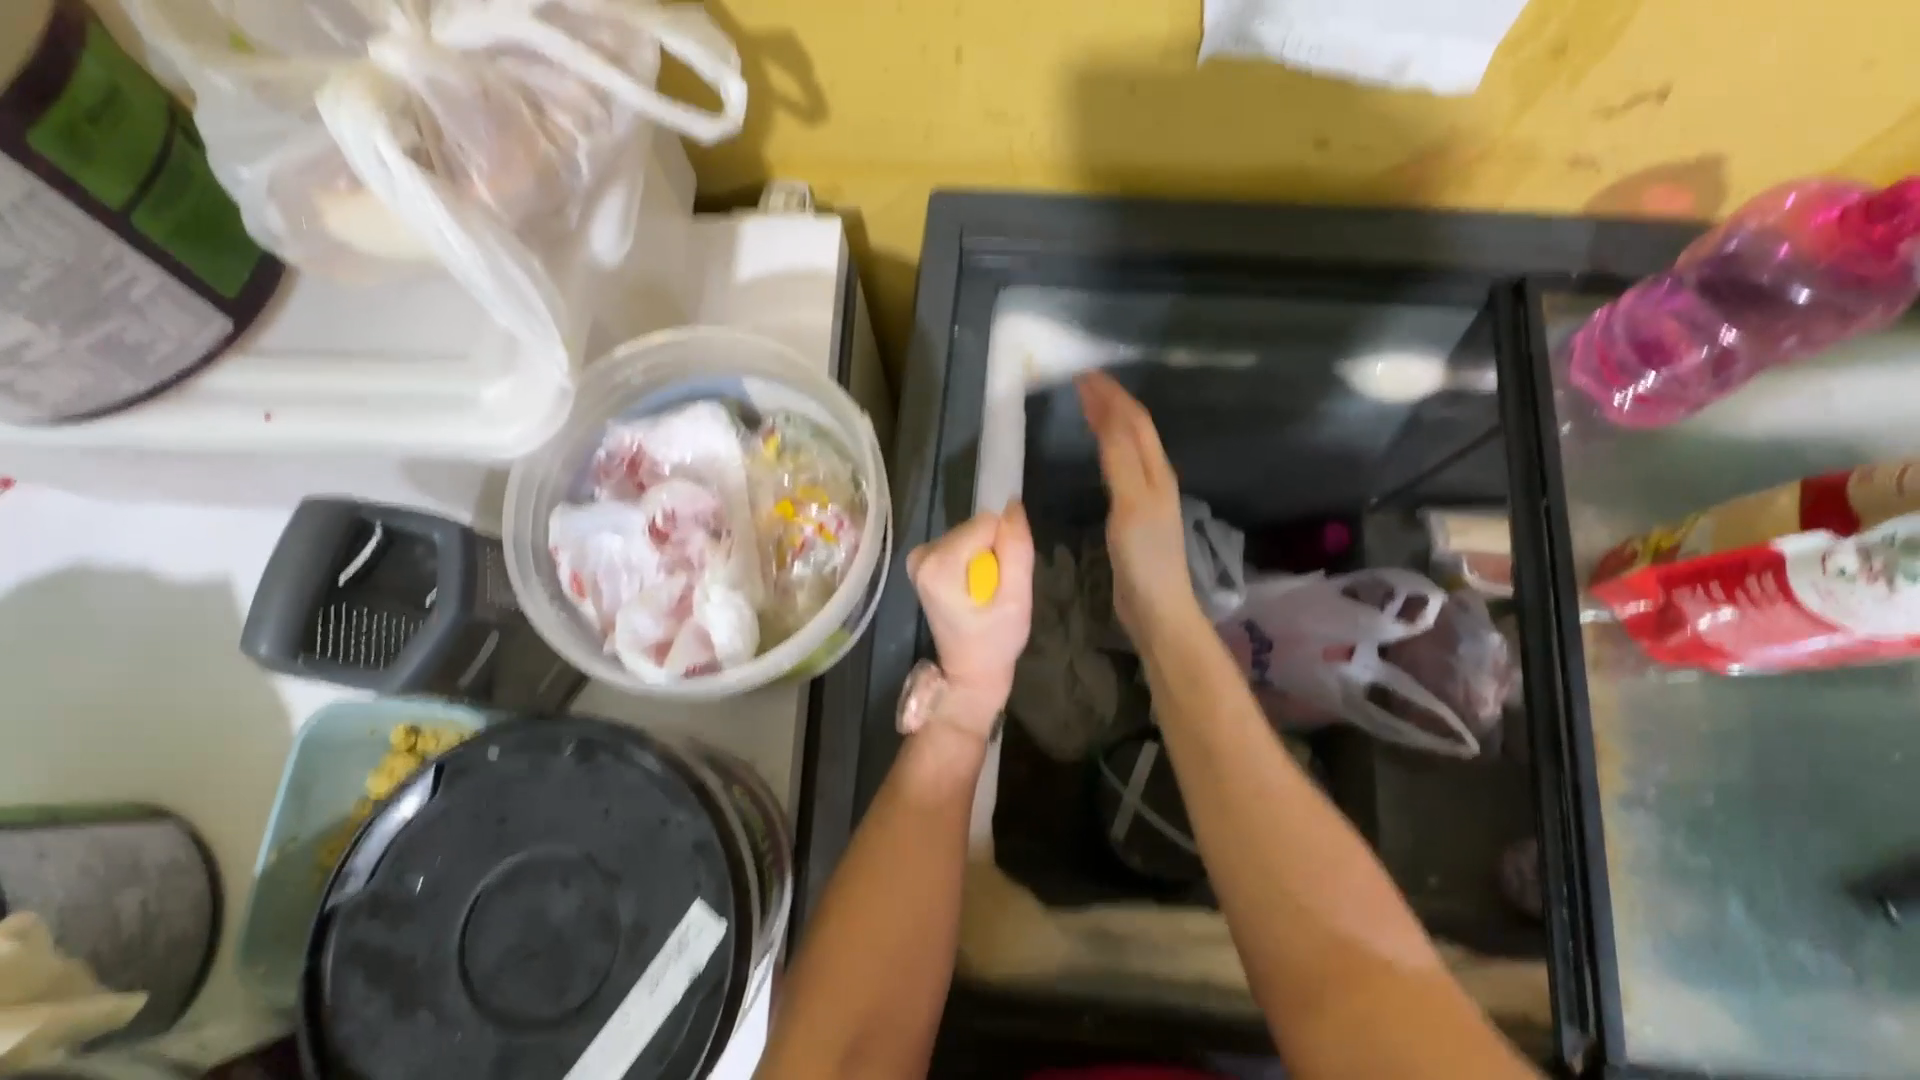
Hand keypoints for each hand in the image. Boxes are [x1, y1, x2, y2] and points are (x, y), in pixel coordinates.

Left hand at [906, 503, 1034, 738]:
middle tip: (995, 593)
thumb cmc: (996, 641)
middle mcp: (922, 555)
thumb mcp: (1017, 599)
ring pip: (970, 535)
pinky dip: (972, 563)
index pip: (987, 524)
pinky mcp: (922, 563)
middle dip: (993, 555)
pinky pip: (961, 544)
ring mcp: (918, 559)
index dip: (1004, 549)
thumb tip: (1012, 504)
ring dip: (984, 560)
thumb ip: (1016, 549)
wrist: (970, 673)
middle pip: (976, 528)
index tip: (1003, 581)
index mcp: (939, 564)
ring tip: (985, 595)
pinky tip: (973, 591)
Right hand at [1076, 372, 1202, 641]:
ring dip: (1109, 422)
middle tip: (1081, 384)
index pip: (1134, 421)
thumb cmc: (1145, 558)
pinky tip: (1096, 455)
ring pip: (1129, 446)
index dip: (1112, 395)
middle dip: (1110, 402)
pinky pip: (1119, 467)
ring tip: (1087, 408)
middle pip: (1134, 429)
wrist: (1157, 607)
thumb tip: (1108, 412)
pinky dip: (1105, 448)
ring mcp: (1146, 497)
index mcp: (1155, 472)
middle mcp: (1154, 478)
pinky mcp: (1134, 516)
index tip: (1084, 374)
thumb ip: (1120, 460)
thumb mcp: (1131, 504)